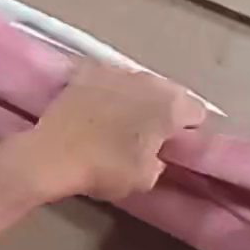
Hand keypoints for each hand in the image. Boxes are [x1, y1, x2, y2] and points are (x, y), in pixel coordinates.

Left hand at [19, 62, 206, 201]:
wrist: (53, 155)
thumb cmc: (104, 169)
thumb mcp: (146, 179)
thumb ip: (160, 161)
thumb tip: (154, 153)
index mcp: (171, 104)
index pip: (196, 114)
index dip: (186, 132)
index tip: (172, 146)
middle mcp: (148, 79)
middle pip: (166, 94)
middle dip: (160, 112)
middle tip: (145, 136)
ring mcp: (114, 71)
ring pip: (135, 85)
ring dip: (132, 99)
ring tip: (116, 123)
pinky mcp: (84, 73)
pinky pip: (104, 81)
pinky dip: (103, 92)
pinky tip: (94, 109)